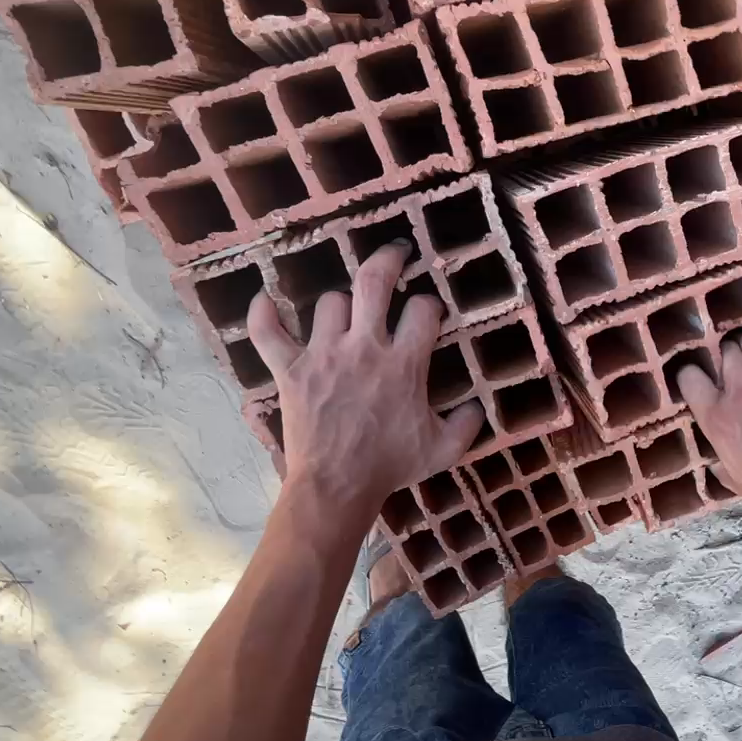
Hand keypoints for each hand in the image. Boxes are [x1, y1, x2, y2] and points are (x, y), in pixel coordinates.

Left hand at [248, 241, 484, 509]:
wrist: (337, 487)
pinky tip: (266, 300)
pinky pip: (267, 331)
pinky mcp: (290, 370)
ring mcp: (323, 355)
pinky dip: (263, 313)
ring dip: (342, 303)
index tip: (430, 313)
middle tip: (396, 253)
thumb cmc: (391, 466)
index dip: (431, 305)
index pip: (423, 310)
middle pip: (374, 283)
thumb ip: (468, 424)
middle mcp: (364, 348)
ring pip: (330, 302)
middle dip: (388, 259)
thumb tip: (478, 406)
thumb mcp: (443, 449)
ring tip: (347, 313)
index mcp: (404, 364)